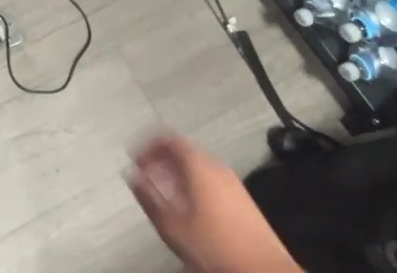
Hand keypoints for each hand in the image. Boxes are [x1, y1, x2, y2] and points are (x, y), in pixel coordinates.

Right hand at [126, 135, 300, 272]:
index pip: (168, 138)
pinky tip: (188, 208)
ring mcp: (233, 182)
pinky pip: (210, 180)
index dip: (147, 144)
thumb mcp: (173, 225)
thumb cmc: (217, 245)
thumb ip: (149, 196)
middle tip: (146, 176)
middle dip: (161, 161)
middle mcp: (217, 166)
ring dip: (177, 174)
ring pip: (197, 167)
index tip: (135, 159)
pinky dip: (193, 185)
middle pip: (183, 151)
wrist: (264, 271)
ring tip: (164, 194)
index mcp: (199, 165)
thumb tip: (132, 176)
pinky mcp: (242, 199)